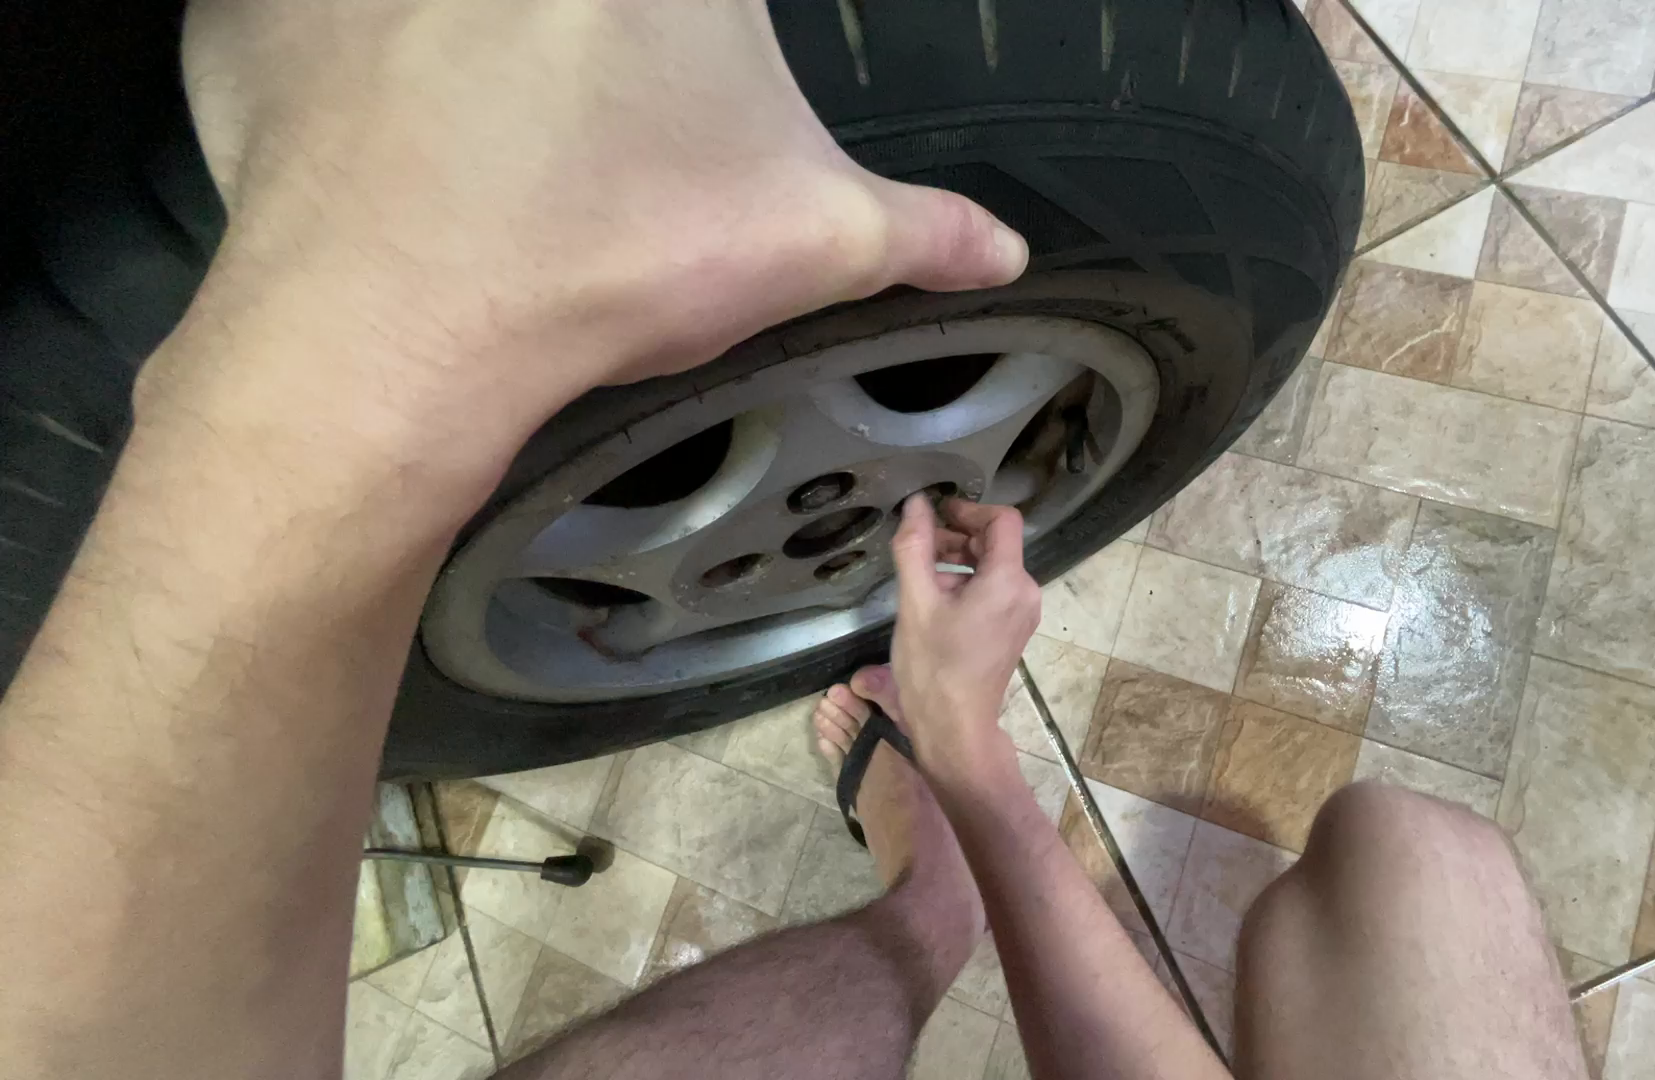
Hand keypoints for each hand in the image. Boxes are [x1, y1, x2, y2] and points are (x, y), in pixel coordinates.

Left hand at [159, 0, 1025, 494]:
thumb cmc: (630, 257)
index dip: (707, 80)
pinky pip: (342, 43)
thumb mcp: (814, 243)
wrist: (416, 325)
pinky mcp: (262, 18)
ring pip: (475, 41)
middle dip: (624, 90)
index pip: (711, 25)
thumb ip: (927, 233)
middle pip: (606, 39)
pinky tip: (424, 176)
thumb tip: (1008, 250)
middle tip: (617, 165)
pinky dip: (385, 97)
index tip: (699, 138)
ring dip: (508, 89)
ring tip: (528, 184)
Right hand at [887, 496, 1041, 780]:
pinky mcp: (1012, 629)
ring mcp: (1022, 613)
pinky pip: (993, 590)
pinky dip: (966, 583)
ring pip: (993, 566)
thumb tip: (916, 503)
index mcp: (1008, 581)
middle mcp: (1025, 592)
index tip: (935, 515)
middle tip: (918, 546)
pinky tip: (934, 599)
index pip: (1002, 520)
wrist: (954, 730)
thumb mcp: (916, 602)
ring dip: (958, 560)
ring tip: (920, 574)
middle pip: (997, 543)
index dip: (969, 509)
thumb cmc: (933, 667)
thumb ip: (914, 546)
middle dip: (957, 536)